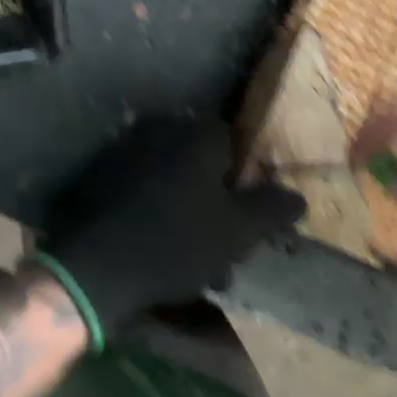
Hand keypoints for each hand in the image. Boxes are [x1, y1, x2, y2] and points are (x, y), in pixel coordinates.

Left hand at [34, 118, 303, 346]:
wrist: (99, 262)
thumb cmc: (177, 241)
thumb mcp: (236, 231)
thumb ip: (270, 209)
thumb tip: (297, 195)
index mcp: (195, 136)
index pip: (232, 140)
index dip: (245, 176)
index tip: (250, 212)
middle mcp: (160, 132)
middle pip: (201, 163)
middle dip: (216, 202)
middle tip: (227, 246)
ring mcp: (126, 151)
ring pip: (173, 182)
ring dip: (189, 215)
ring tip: (199, 264)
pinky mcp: (101, 176)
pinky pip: (143, 191)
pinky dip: (157, 214)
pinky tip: (163, 253)